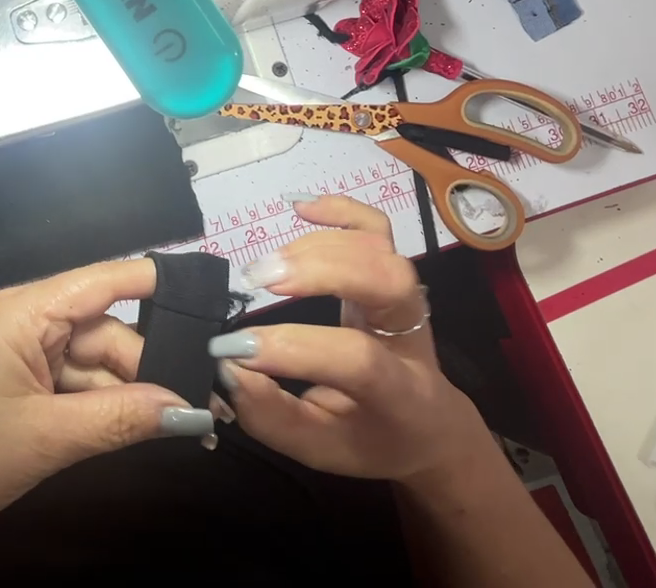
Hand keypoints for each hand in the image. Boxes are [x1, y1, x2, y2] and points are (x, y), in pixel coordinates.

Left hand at [0, 259, 212, 571]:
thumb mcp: (44, 438)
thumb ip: (119, 420)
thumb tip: (189, 411)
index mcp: (26, 312)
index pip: (102, 280)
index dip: (156, 283)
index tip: (209, 295)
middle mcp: (31, 323)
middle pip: (109, 333)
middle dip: (155, 367)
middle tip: (210, 403)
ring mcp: (29, 356)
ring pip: (100, 365)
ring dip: (138, 395)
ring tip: (192, 424)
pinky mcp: (28, 385)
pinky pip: (81, 387)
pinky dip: (112, 409)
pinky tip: (148, 428)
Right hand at [212, 196, 494, 483]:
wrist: (429, 427)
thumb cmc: (368, 439)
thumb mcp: (317, 448)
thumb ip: (270, 414)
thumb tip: (227, 365)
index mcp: (400, 393)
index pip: (358, 359)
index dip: (296, 348)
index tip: (234, 347)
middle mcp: (413, 336)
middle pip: (386, 280)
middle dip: (320, 271)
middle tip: (258, 281)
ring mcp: (406, 297)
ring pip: (379, 248)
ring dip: (317, 246)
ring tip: (266, 268)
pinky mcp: (392, 271)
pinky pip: (377, 226)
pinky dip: (339, 209)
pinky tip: (298, 206)